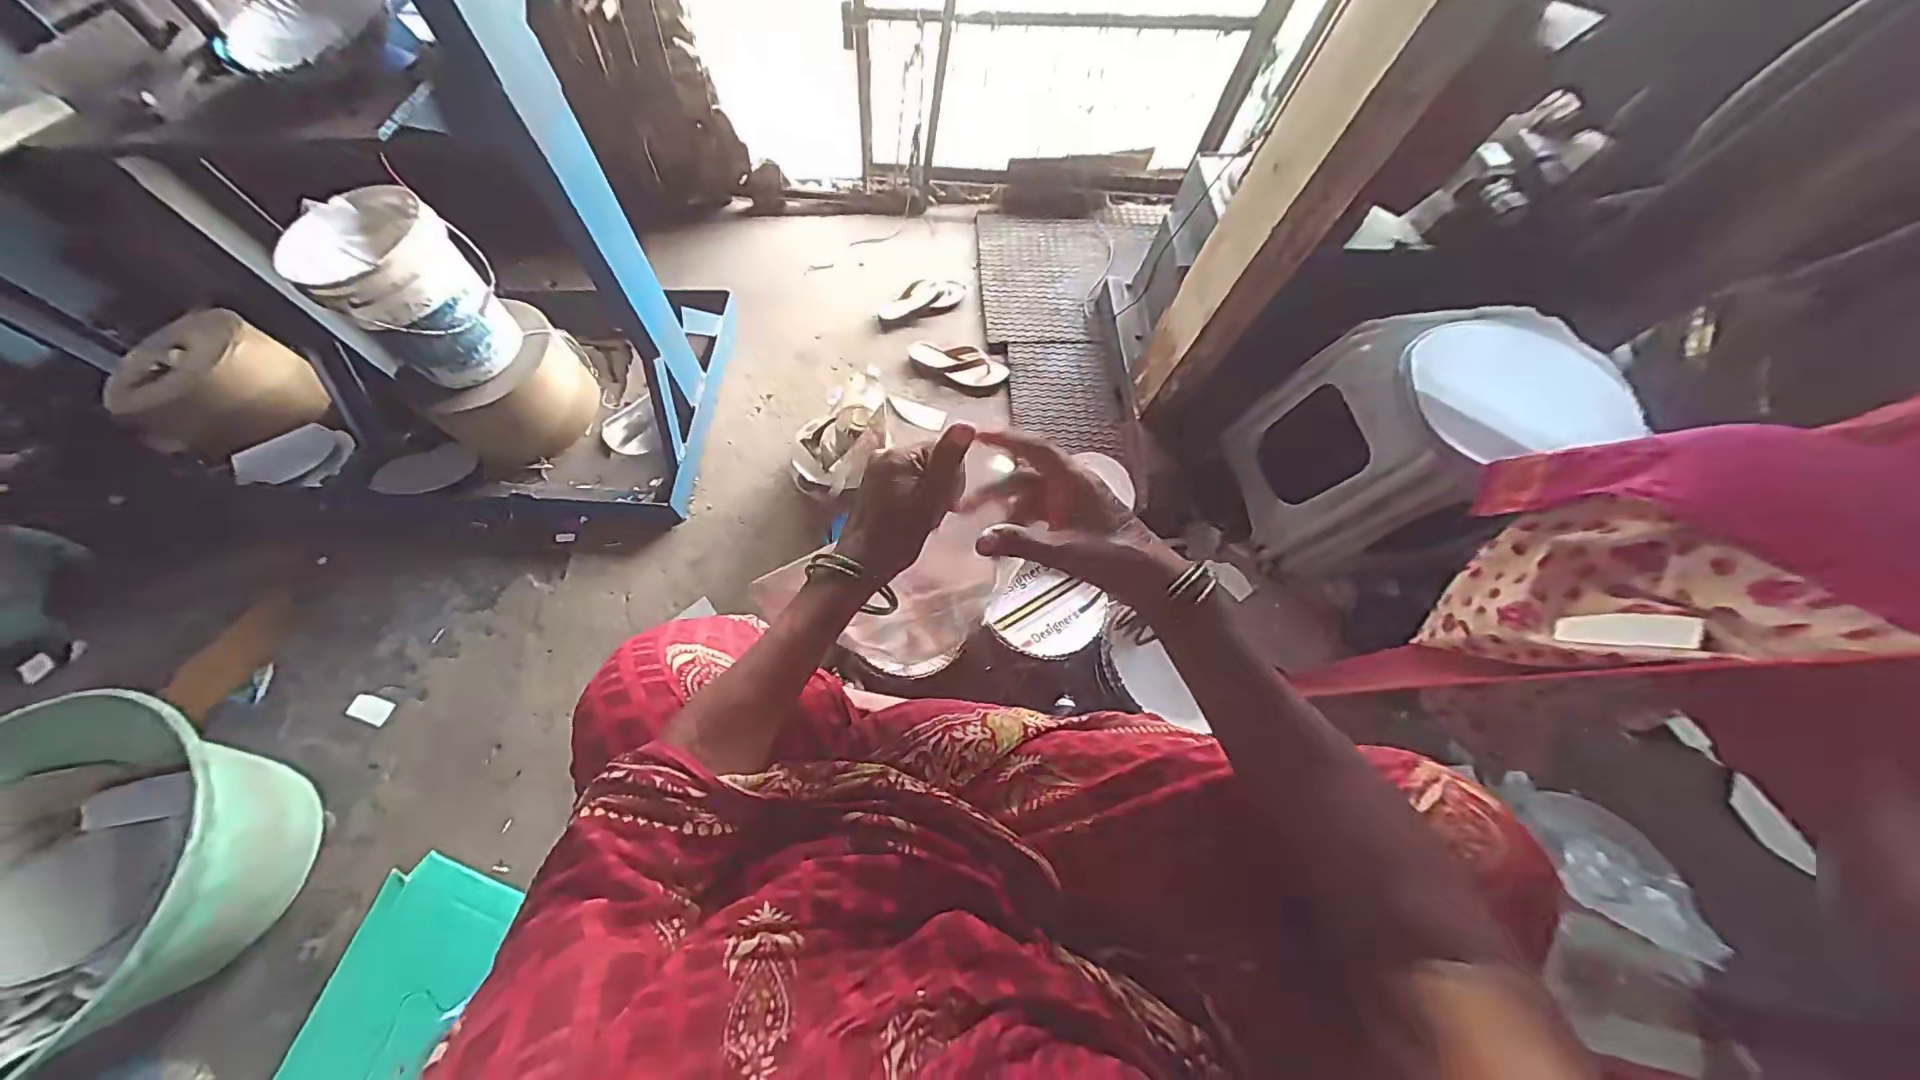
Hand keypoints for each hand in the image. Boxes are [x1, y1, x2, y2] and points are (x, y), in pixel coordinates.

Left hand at [833, 423, 975, 581]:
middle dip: (940, 486)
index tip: (948, 502)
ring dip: (929, 496)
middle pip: (931, 462)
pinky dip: (916, 500)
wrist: (862, 564)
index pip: (942, 450)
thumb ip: (948, 460)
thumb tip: (966, 425)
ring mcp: (876, 472)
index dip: (952, 477)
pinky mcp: (874, 488)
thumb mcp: (930, 498)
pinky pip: (907, 485)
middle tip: (935, 512)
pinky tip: (913, 519)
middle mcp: (883, 456)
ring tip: (924, 518)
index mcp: (897, 454)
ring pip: (921, 476)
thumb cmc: (897, 535)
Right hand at [967, 430, 1187, 612]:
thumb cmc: (1114, 558)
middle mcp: (1070, 486)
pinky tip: (1005, 540)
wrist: (1150, 579)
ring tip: (977, 526)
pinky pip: (1039, 515)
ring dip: (1004, 510)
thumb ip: (1021, 543)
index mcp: (1072, 480)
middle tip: (963, 504)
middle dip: (993, 489)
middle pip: (1024, 478)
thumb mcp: (1065, 551)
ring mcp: (1073, 504)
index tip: (977, 434)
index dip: (1005, 439)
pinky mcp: (1074, 522)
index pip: (1034, 449)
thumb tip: (979, 542)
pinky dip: (1020, 524)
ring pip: (1029, 498)